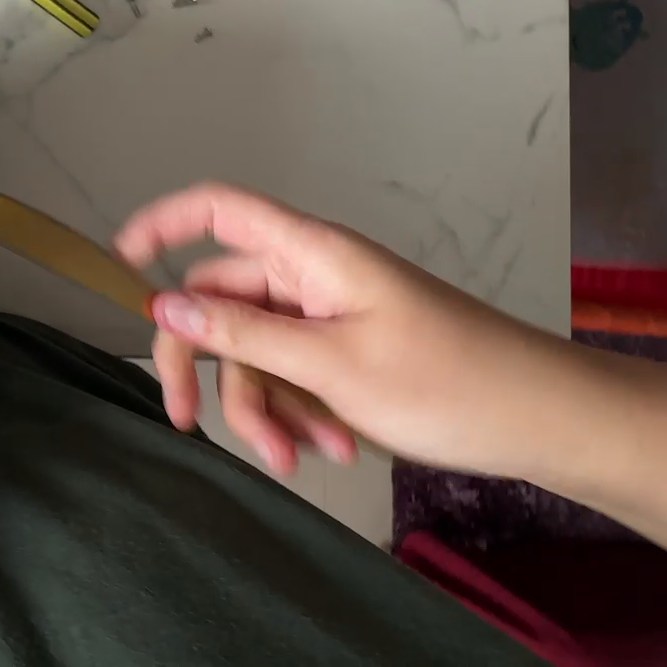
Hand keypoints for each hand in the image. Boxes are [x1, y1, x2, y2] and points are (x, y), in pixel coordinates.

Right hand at [115, 182, 581, 480]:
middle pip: (220, 301)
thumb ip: (240, 333)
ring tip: (298, 456)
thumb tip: (162, 305)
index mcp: (308, 253)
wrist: (547, 423)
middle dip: (207, 364)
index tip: (119, 259)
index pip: (218, 210)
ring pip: (251, 350)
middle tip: (185, 419)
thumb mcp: (331, 363)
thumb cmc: (450, 380)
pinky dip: (295, 411)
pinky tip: (329, 445)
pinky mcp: (336, 351)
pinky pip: (286, 373)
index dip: (163, 223)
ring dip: (262, 405)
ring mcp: (321, 315)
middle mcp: (306, 276)